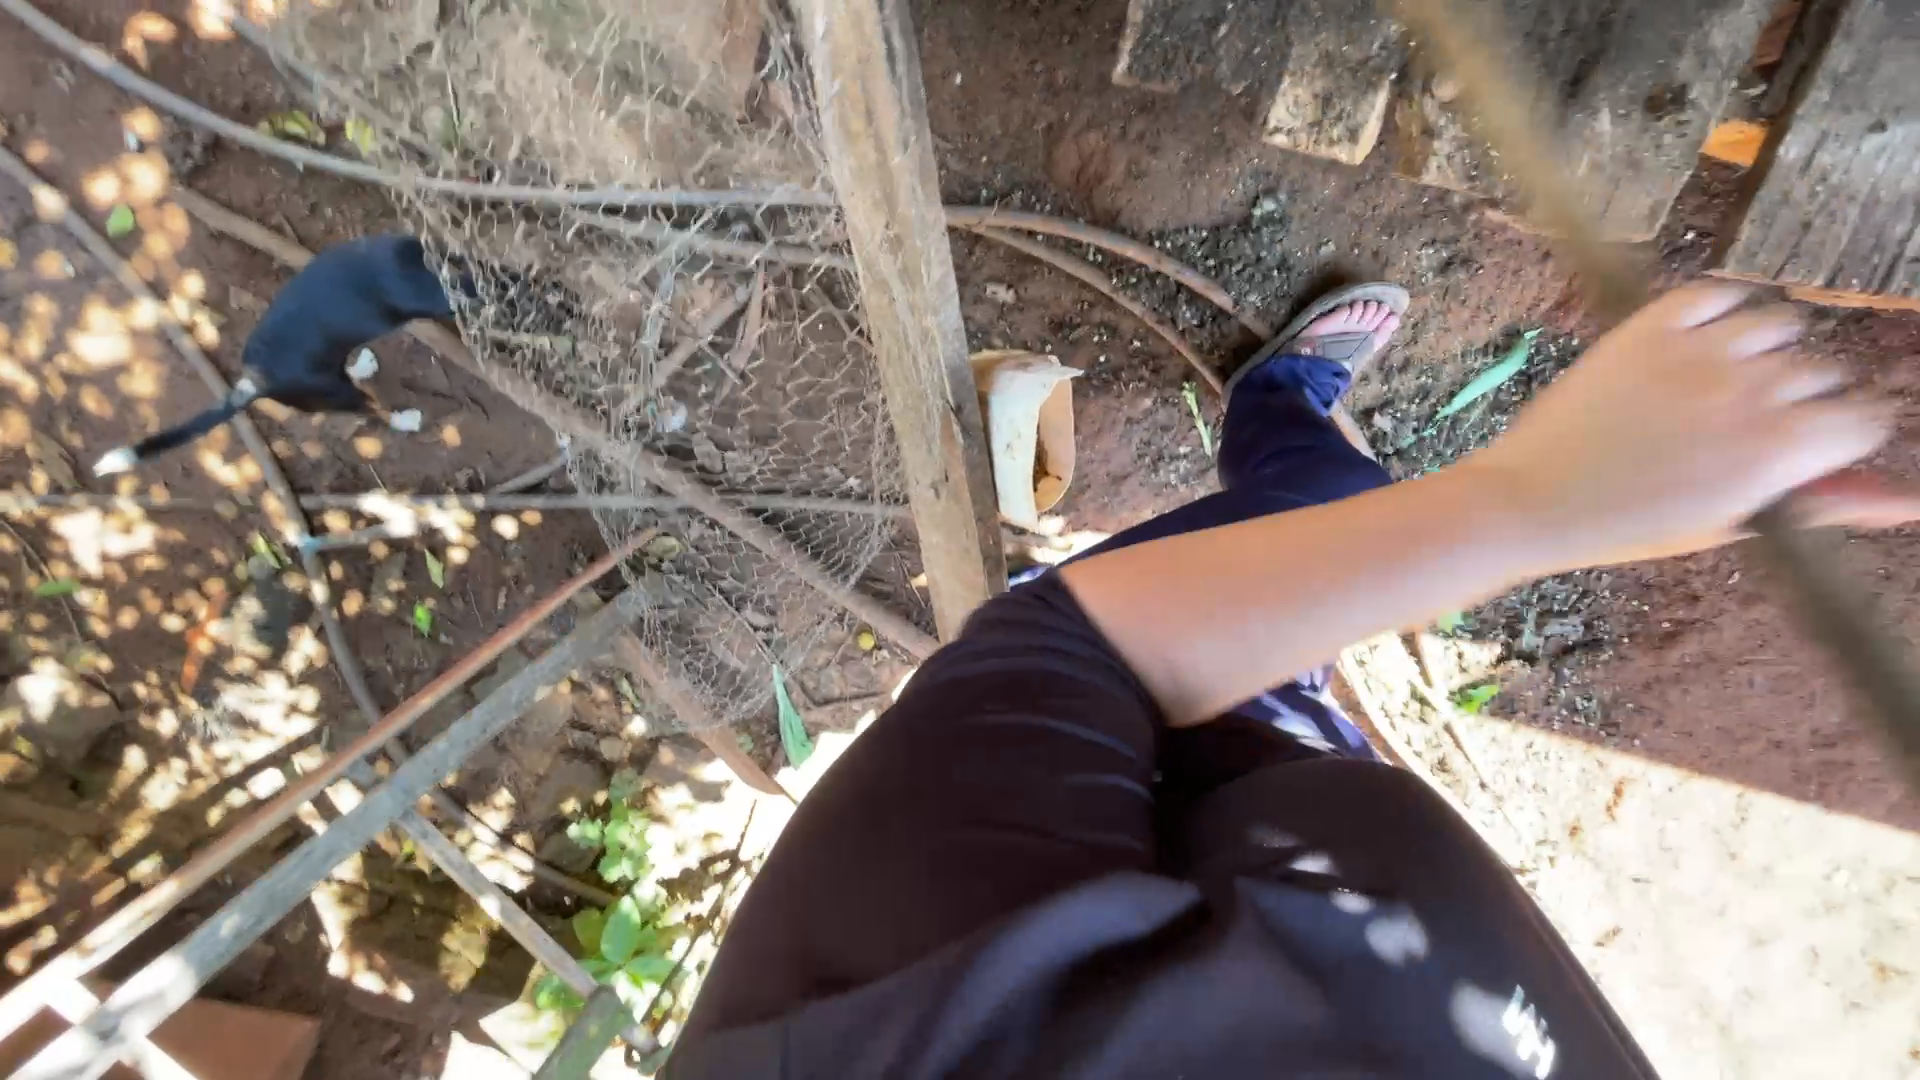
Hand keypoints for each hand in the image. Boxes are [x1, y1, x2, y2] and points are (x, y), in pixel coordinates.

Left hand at [1464, 283, 1919, 570]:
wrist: (1528, 501)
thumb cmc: (1623, 525)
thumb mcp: (1728, 524)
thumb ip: (1821, 503)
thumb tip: (1908, 500)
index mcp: (1785, 445)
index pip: (1864, 416)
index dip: (1833, 433)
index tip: (1799, 442)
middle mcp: (1753, 389)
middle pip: (1822, 371)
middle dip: (1797, 394)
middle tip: (1743, 418)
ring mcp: (1697, 353)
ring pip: (1778, 324)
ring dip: (1764, 347)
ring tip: (1722, 377)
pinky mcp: (1645, 331)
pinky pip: (1713, 293)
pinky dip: (1720, 306)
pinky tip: (1703, 334)